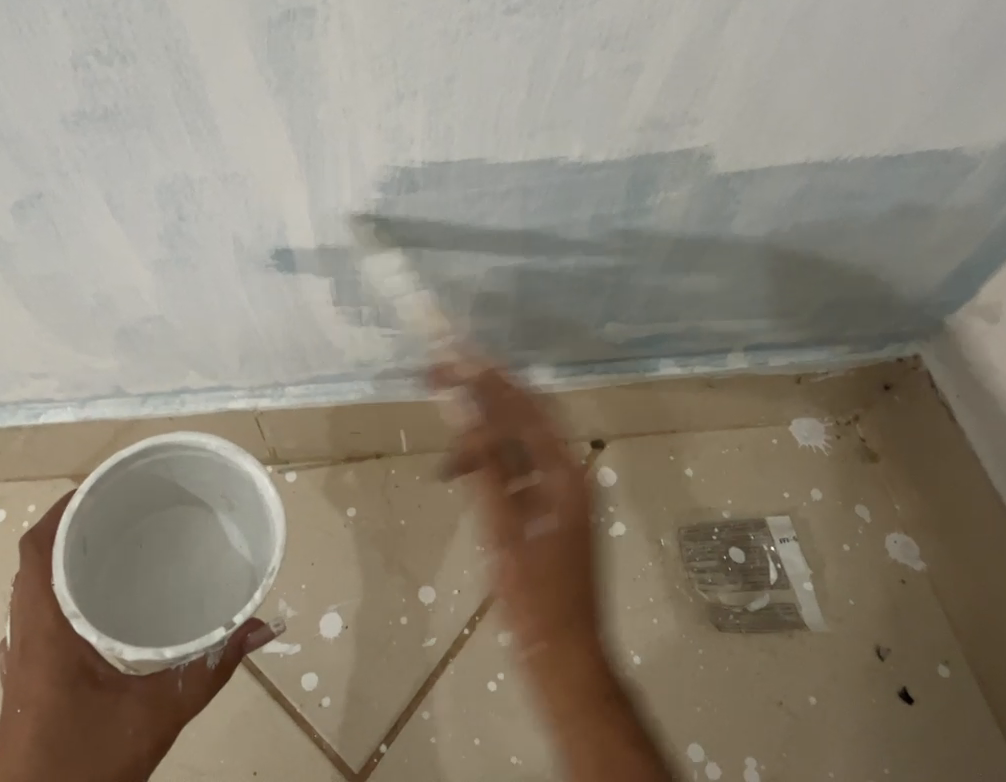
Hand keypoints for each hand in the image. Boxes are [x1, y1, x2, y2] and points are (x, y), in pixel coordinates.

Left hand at [0, 491, 280, 781]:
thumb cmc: (89, 765)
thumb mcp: (158, 715)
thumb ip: (211, 668)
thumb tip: (262, 626)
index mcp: (46, 631)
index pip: (37, 548)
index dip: (63, 508)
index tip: (104, 486)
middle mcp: (24, 637)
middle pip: (32, 562)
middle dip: (71, 525)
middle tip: (121, 507)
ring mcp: (20, 662)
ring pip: (30, 590)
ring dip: (61, 559)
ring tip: (113, 542)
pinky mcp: (25, 682)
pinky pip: (34, 617)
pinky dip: (58, 593)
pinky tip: (95, 603)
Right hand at [435, 359, 676, 781]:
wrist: (565, 656)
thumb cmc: (534, 598)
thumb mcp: (502, 527)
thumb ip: (483, 463)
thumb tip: (462, 405)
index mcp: (564, 470)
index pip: (521, 404)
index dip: (483, 373)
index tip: (448, 348)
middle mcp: (568, 470)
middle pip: (522, 412)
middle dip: (480, 387)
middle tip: (437, 367)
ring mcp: (560, 489)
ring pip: (516, 439)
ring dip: (480, 427)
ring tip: (440, 426)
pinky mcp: (549, 507)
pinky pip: (515, 465)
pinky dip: (486, 459)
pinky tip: (458, 469)